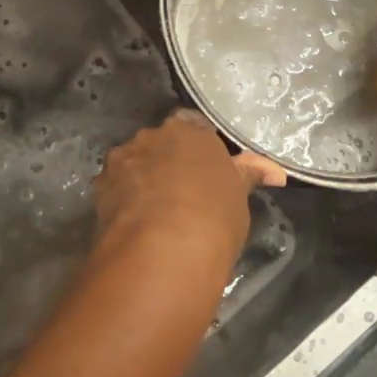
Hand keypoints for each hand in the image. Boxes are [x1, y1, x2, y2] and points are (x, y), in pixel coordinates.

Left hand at [94, 111, 282, 273]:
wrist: (163, 250)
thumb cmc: (213, 217)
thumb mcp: (238, 196)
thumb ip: (249, 174)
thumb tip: (275, 171)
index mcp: (189, 130)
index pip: (193, 127)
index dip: (197, 149)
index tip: (204, 171)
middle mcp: (152, 135)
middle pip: (160, 143)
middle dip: (168, 161)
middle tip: (182, 193)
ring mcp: (123, 158)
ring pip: (135, 163)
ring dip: (143, 179)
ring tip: (156, 214)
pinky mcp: (101, 184)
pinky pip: (116, 186)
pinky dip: (125, 199)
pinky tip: (136, 224)